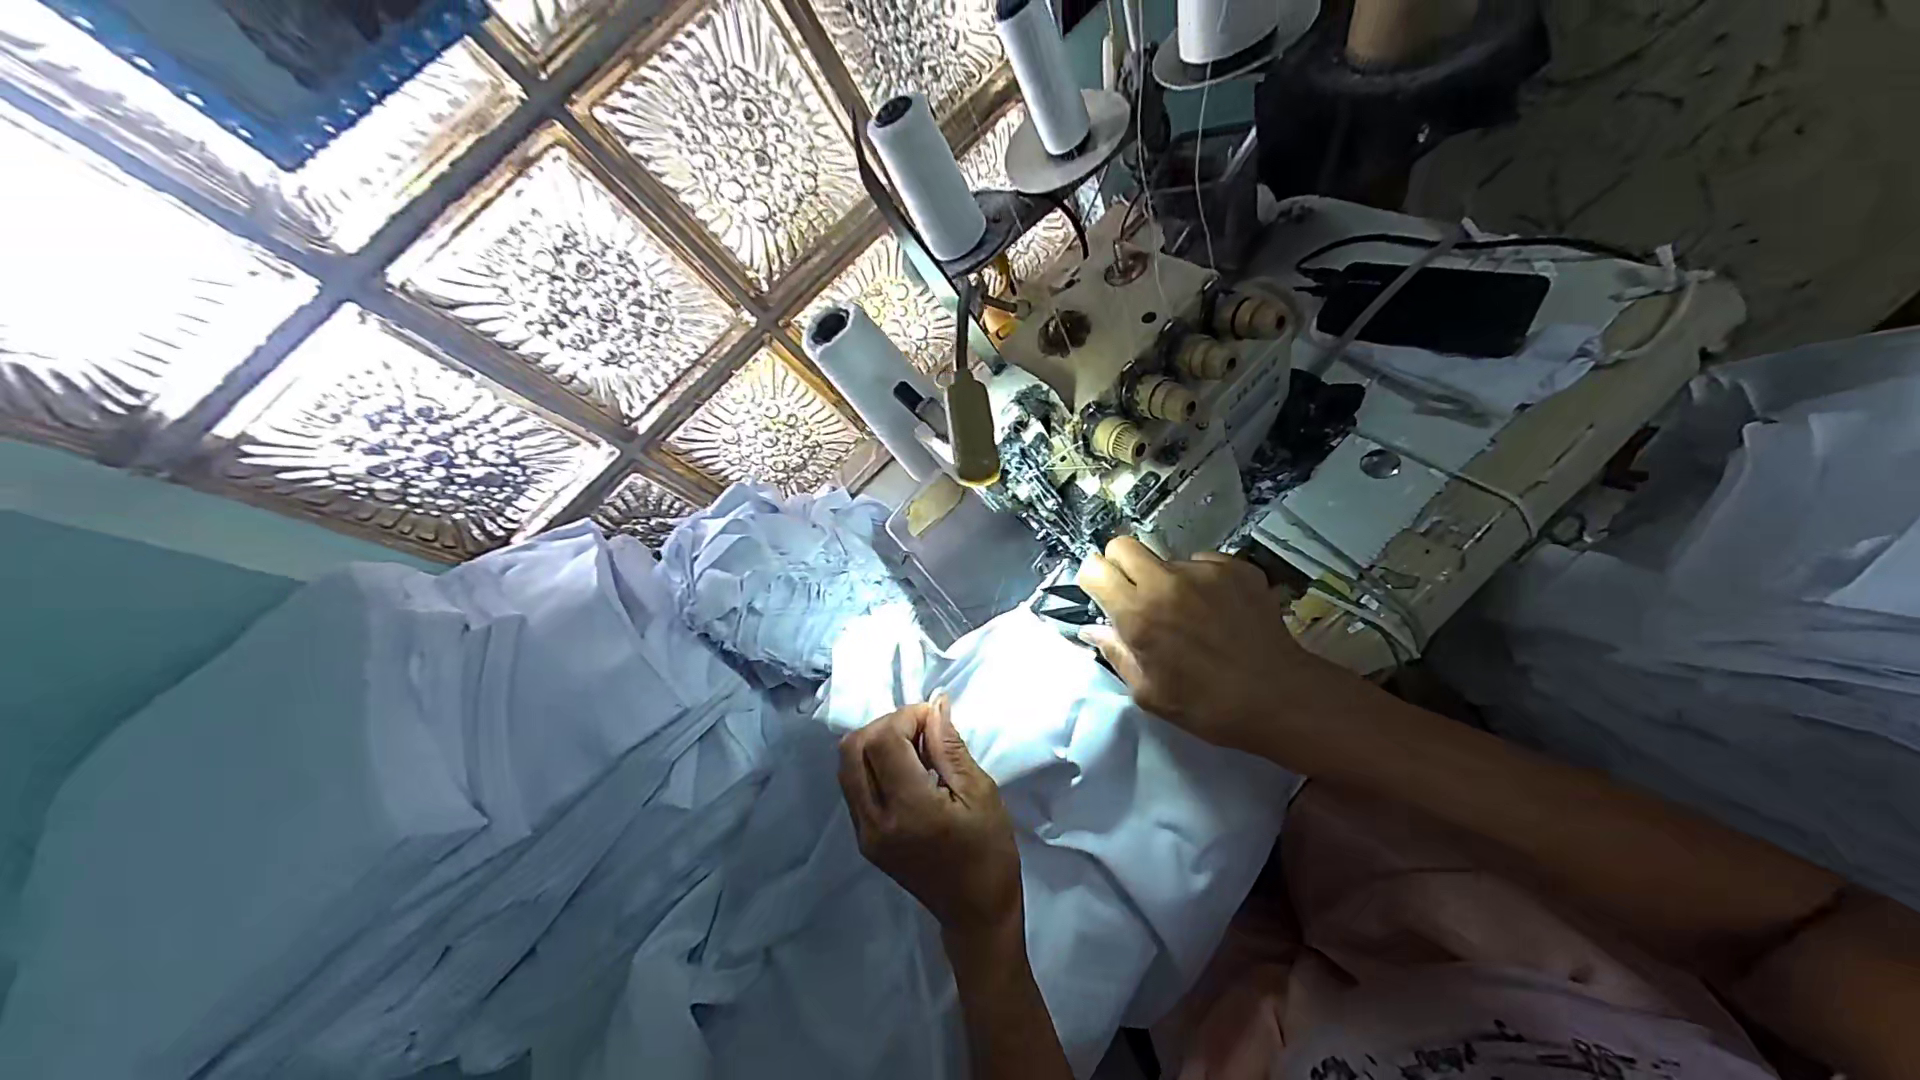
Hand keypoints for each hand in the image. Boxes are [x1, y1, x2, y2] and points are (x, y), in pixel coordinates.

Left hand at [837, 696, 1022, 937]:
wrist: (975, 912)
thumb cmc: (989, 851)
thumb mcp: (980, 793)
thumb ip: (950, 747)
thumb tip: (934, 706)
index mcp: (909, 810)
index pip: (884, 741)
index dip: (907, 716)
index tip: (934, 718)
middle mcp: (875, 821)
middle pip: (854, 748)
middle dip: (886, 724)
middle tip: (921, 728)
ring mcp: (864, 832)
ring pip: (847, 765)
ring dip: (875, 742)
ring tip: (913, 746)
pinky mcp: (863, 838)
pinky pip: (853, 784)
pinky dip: (872, 763)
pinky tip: (904, 767)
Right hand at [1076, 537, 1346, 756]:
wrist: (1280, 697)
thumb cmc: (1207, 705)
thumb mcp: (1148, 693)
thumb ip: (1117, 653)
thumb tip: (1095, 629)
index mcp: (1138, 615)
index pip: (1095, 569)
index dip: (1094, 580)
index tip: (1102, 595)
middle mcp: (1166, 582)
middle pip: (1123, 545)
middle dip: (1120, 565)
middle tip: (1135, 593)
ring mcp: (1204, 571)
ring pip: (1166, 558)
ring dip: (1166, 578)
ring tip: (1189, 612)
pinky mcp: (1236, 568)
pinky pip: (1203, 563)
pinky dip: (1202, 581)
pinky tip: (1218, 610)